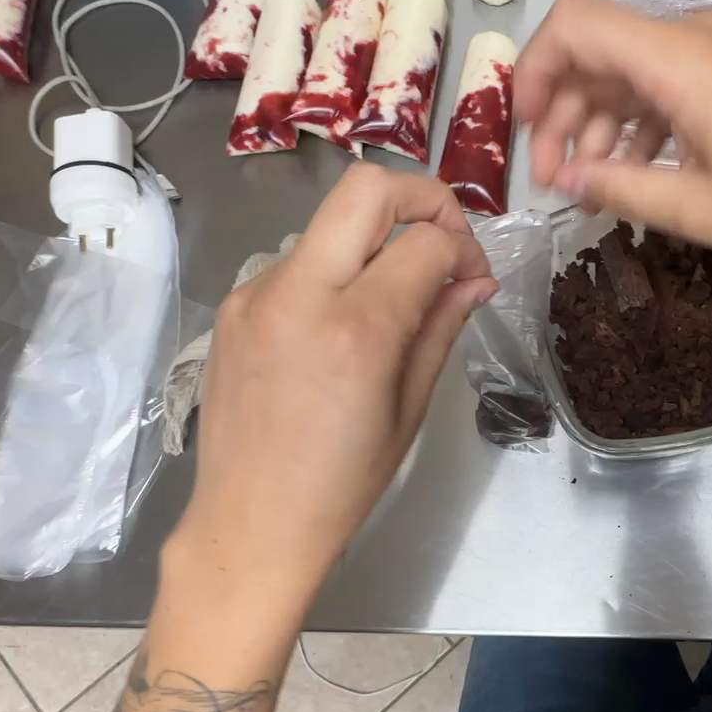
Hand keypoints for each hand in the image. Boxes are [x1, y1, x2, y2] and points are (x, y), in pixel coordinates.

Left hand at [165, 165, 495, 623]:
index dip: (466, 248)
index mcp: (356, 330)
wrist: (252, 523)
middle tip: (447, 239)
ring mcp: (256, 292)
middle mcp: (299, 292)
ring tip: (397, 299)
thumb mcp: (410, 409)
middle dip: (424, 197)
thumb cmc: (344, 484)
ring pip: (331, 223)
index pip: (426, 244)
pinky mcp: (235, 305)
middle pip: (367, 188)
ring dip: (377, 240)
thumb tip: (477, 281)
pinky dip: (338, 272)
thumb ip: (442, 328)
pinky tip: (346, 324)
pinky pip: (299, 261)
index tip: (476, 277)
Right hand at [515, 0, 711, 263]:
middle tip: (553, 183)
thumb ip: (618, 187)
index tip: (525, 134)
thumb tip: (564, 182)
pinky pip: (665, 88)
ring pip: (630, 74)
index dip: (534, 73)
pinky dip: (637, 127)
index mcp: (680, 61)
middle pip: (598, 55)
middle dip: (562, 116)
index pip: (576, 26)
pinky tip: (631, 174)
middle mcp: (695, 39)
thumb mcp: (693, 208)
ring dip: (598, 127)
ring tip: (587, 189)